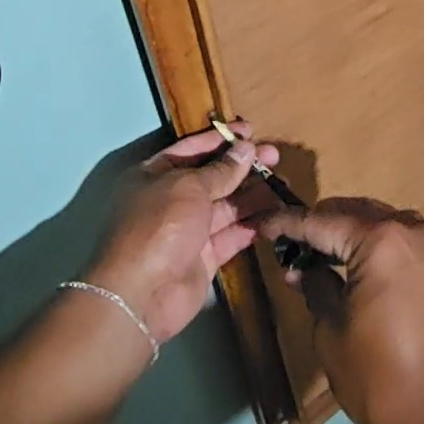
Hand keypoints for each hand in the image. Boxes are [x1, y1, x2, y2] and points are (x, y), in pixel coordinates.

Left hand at [84, 122, 281, 343]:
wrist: (142, 293)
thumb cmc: (160, 225)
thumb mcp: (189, 187)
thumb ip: (221, 170)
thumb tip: (246, 149)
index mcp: (155, 175)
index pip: (192, 149)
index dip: (221, 139)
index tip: (251, 131)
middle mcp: (170, 200)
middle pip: (212, 177)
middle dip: (242, 166)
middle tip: (274, 156)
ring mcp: (187, 230)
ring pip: (225, 206)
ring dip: (252, 194)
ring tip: (281, 182)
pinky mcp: (203, 258)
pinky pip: (231, 235)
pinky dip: (251, 225)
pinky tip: (274, 214)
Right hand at [258, 199, 423, 423]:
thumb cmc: (387, 379)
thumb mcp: (334, 336)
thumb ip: (317, 290)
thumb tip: (305, 270)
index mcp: (380, 241)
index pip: (322, 222)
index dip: (288, 223)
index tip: (263, 224)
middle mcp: (414, 231)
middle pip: (358, 212)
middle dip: (323, 224)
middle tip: (293, 245)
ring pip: (387, 224)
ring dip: (355, 233)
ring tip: (327, 257)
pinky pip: (410, 243)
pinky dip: (384, 248)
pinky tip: (367, 272)